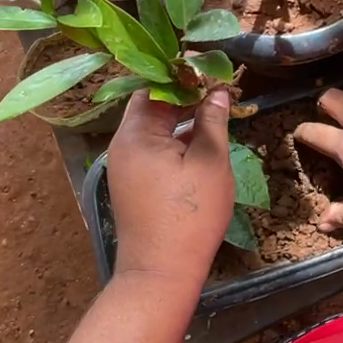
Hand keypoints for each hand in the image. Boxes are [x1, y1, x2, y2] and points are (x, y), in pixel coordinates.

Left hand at [107, 89, 233, 290]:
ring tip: (216, 111)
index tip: (212, 69)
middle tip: (219, 89)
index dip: (183, 75)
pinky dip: (176, 140)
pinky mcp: (134, 184)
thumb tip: (217, 92)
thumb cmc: (189, 213)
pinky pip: (154, 149)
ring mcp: (126, 166)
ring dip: (183, 118)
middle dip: (185, 96)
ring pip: (156, 129)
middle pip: (153, 106)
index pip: (155, 87)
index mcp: (136, 133)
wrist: (161, 272)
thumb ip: (212, 121)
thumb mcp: (209, 161)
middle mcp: (123, 145)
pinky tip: (202, 141)